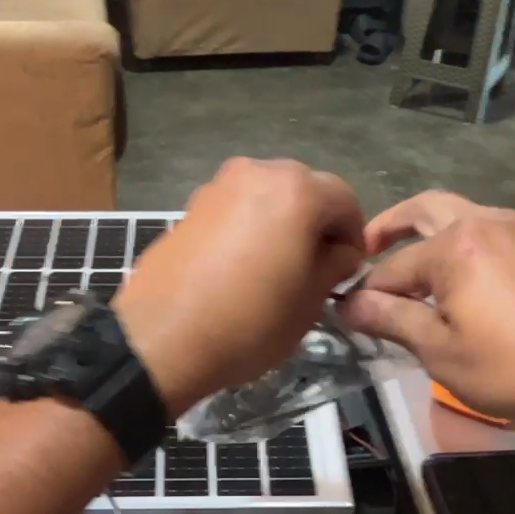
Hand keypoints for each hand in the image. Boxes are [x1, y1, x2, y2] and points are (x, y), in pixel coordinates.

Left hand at [115, 158, 365, 412]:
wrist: (162, 340)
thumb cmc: (249, 324)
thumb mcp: (308, 304)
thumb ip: (332, 267)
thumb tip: (338, 252)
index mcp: (297, 190)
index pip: (344, 201)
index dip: (352, 237)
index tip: (346, 272)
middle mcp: (257, 173)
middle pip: (302, 191)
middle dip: (314, 226)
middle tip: (312, 270)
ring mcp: (216, 187)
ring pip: (264, 199)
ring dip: (278, 227)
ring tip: (273, 272)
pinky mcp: (187, 209)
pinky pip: (232, 213)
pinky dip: (245, 232)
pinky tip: (238, 271)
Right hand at [338, 191, 514, 430]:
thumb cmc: (513, 367)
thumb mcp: (441, 351)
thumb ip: (392, 320)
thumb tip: (348, 304)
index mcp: (453, 246)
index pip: (391, 267)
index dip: (363, 293)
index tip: (343, 314)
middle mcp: (486, 223)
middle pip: (425, 210)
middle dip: (389, 226)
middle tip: (365, 247)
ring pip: (461, 218)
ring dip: (427, 235)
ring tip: (411, 270)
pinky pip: (489, 235)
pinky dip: (461, 248)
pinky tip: (460, 283)